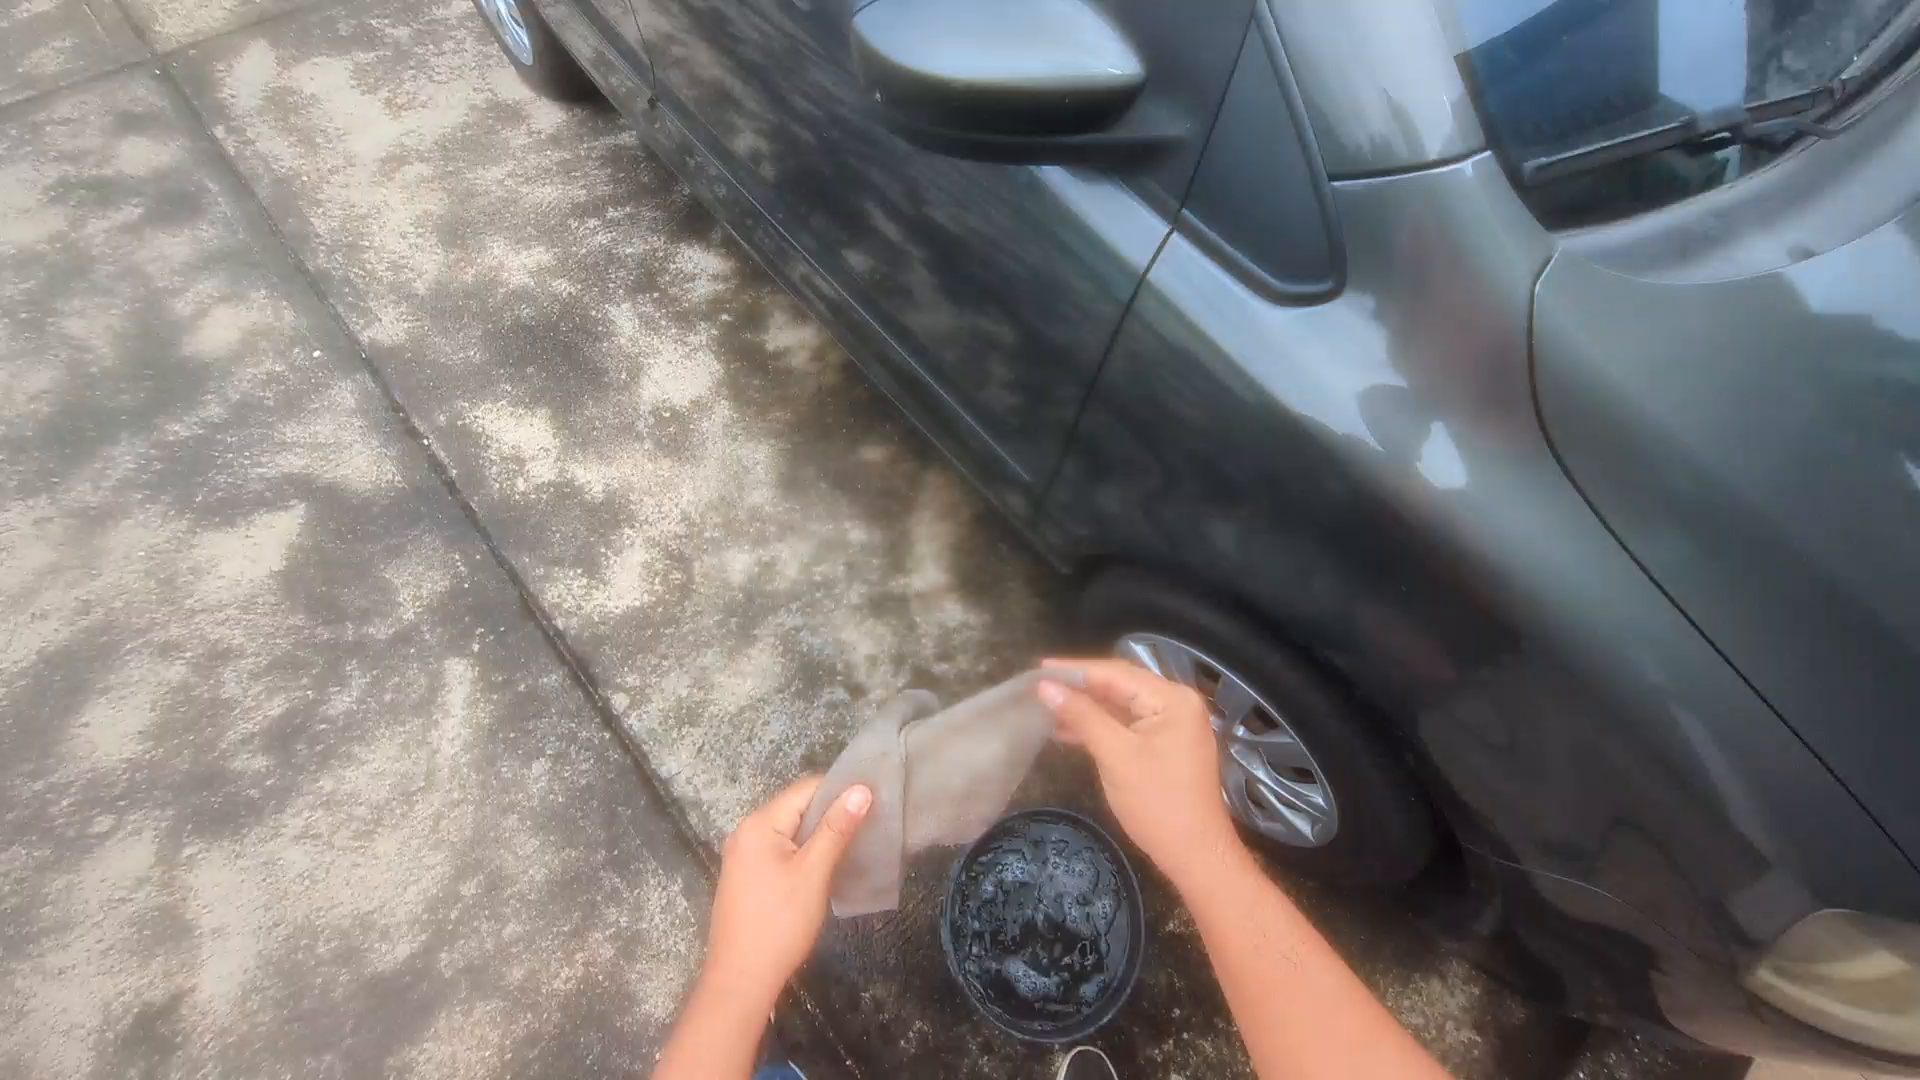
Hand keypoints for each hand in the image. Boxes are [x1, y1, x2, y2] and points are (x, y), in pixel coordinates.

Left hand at [701, 776, 870, 1010]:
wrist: (740, 983)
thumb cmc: (779, 923)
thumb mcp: (813, 872)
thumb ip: (837, 828)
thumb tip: (861, 789)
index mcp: (759, 823)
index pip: (806, 789)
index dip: (840, 791)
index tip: (873, 801)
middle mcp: (746, 831)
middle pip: (797, 807)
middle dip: (832, 813)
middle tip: (868, 823)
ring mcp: (743, 855)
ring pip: (790, 830)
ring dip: (820, 834)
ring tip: (853, 843)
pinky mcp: (746, 876)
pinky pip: (780, 849)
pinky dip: (804, 851)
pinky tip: (825, 866)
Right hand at [1037, 658, 1245, 892]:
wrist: (1195, 856)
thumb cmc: (1157, 804)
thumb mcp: (1115, 755)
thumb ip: (1082, 715)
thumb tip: (1046, 687)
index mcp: (1172, 698)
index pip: (1116, 673)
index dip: (1075, 670)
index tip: (1038, 669)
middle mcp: (1176, 703)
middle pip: (1120, 685)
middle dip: (1079, 685)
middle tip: (1039, 684)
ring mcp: (1173, 725)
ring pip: (1121, 705)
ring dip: (1086, 707)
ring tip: (1046, 706)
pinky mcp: (1165, 745)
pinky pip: (1127, 724)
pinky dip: (1100, 725)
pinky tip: (1068, 729)